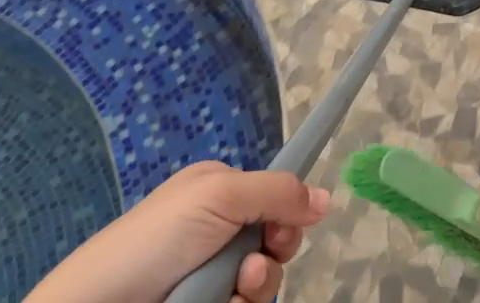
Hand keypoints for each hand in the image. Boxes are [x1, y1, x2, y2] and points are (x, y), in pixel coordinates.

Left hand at [23, 162, 329, 302]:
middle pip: (276, 239)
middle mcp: (216, 231)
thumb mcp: (219, 195)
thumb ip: (278, 191)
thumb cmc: (153, 241)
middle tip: (256, 262)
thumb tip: (326, 199)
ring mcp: (209, 277)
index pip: (274, 195)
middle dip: (276, 251)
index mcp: (217, 193)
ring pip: (264, 280)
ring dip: (259, 285)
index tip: (289, 225)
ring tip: (236, 288)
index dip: (289, 211)